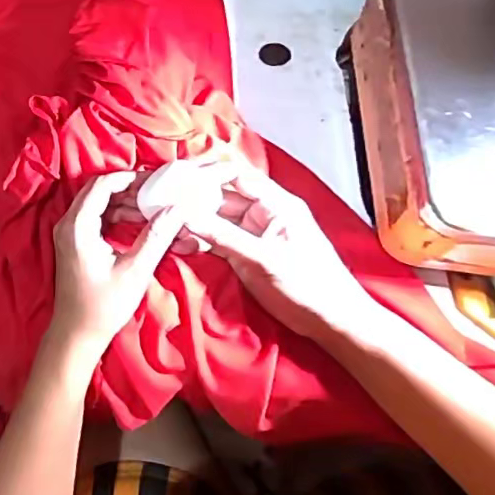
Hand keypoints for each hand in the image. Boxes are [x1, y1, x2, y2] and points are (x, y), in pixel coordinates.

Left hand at [49, 172, 186, 354]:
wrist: (76, 332)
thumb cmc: (103, 306)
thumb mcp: (134, 270)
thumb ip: (155, 236)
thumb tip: (176, 209)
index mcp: (77, 226)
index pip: (102, 185)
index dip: (129, 178)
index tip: (155, 180)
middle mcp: (67, 223)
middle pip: (98, 191)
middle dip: (129, 188)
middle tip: (158, 192)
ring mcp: (68, 232)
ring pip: (98, 203)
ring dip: (124, 203)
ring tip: (155, 208)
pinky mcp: (74, 241)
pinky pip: (96, 217)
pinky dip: (116, 216)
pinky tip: (140, 222)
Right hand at [180, 160, 378, 336]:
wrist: (332, 322)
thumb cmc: (309, 286)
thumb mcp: (263, 260)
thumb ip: (223, 236)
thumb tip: (186, 215)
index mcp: (277, 204)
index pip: (237, 175)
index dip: (207, 172)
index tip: (178, 177)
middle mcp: (263, 213)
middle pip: (221, 196)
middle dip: (193, 198)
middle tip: (162, 203)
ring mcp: (254, 234)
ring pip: (215, 219)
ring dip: (192, 221)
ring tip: (166, 226)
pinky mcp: (245, 254)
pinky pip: (216, 240)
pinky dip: (198, 240)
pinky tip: (179, 243)